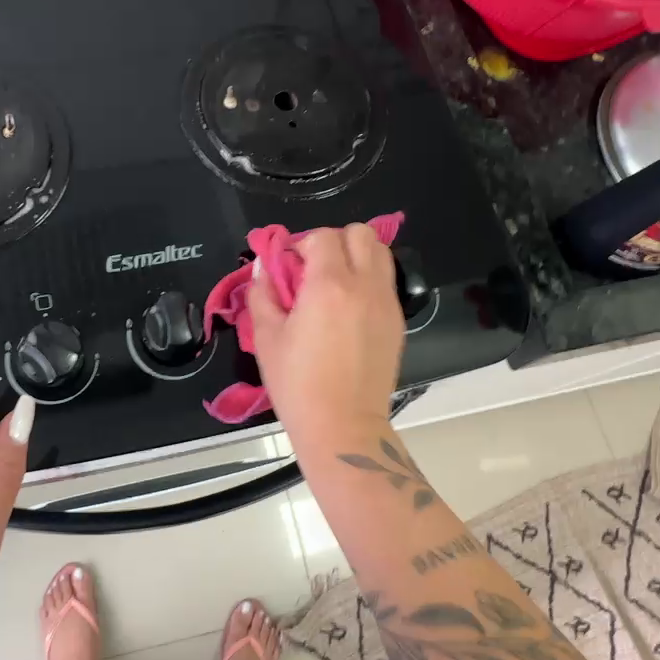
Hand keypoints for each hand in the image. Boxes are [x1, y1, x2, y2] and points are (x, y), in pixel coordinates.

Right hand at [246, 224, 404, 448]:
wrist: (343, 425)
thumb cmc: (298, 384)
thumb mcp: (266, 337)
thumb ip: (262, 294)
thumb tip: (264, 268)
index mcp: (329, 285)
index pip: (322, 237)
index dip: (300, 245)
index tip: (288, 268)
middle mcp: (364, 286)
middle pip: (360, 233)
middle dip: (334, 242)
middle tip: (313, 269)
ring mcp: (386, 303)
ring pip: (381, 253)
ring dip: (356, 256)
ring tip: (334, 283)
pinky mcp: (397, 321)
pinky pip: (385, 282)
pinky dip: (368, 281)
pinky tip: (348, 309)